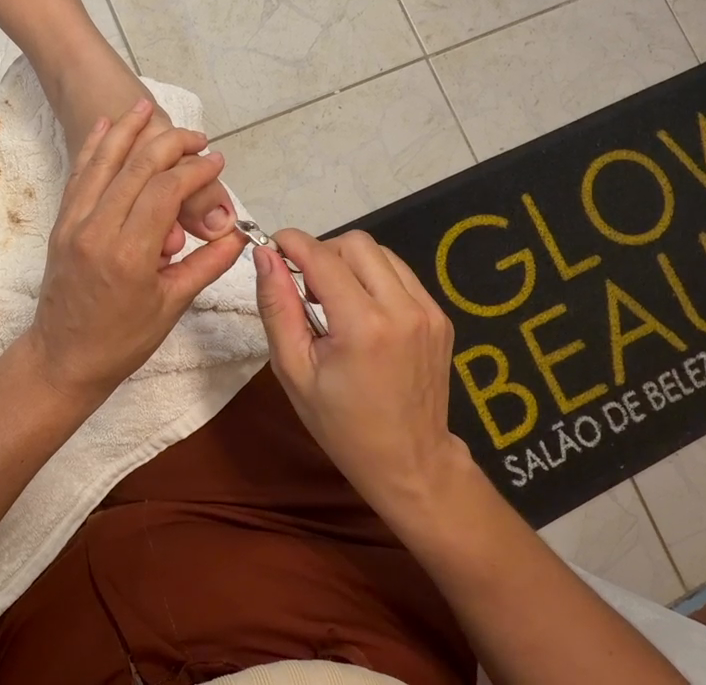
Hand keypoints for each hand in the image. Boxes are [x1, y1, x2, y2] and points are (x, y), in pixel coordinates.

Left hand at [25, 101, 245, 403]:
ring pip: (102, 163)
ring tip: (147, 106)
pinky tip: (104, 126)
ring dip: (126, 130)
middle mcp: (97, 230)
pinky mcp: (61, 224)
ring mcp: (73, 224)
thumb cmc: (121, 341)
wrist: (63, 357)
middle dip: (170, 144)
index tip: (217, 161)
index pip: (166, 192)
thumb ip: (206, 264)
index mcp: (129, 254)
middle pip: (136, 168)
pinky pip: (79, 176)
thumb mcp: (170, 306)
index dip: (195, 170)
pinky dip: (93, 148)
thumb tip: (237, 233)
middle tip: (197, 137)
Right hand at [255, 230, 473, 507]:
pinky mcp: (441, 317)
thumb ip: (277, 306)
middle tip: (304, 288)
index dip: (291, 243)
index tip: (271, 248)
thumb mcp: (293, 370)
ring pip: (381, 253)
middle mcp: (403, 309)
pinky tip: (360, 312)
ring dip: (348, 264)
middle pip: (356, 243)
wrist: (409, 462)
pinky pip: (400, 275)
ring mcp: (429, 311)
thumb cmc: (341, 424)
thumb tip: (265, 255)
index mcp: (363, 326)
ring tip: (332, 301)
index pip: (321, 256)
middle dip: (322, 252)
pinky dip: (373, 279)